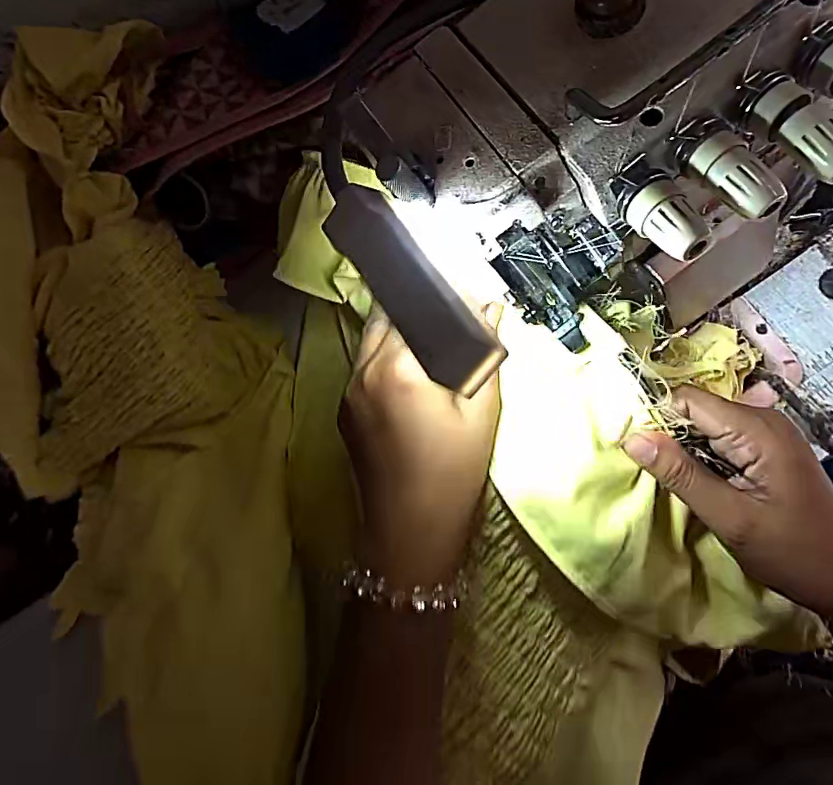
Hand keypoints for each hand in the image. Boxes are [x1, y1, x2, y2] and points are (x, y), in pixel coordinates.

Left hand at [342, 300, 505, 585]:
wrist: (411, 534)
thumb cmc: (454, 472)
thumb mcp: (481, 410)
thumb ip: (483, 352)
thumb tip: (489, 308)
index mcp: (396, 368)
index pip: (418, 309)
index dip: (445, 298)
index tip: (469, 298)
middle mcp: (362, 371)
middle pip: (388, 316)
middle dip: (421, 311)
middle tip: (455, 320)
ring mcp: (347, 391)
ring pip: (372, 337)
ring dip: (401, 331)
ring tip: (436, 346)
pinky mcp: (344, 410)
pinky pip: (365, 364)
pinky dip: (388, 355)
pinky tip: (416, 373)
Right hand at [618, 386, 832, 616]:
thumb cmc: (796, 553)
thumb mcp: (732, 519)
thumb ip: (682, 476)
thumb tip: (633, 438)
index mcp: (757, 428)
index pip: (689, 401)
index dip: (658, 420)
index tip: (638, 452)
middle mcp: (763, 418)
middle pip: (698, 410)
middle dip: (672, 437)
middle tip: (658, 476)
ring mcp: (769, 431)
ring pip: (708, 425)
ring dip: (689, 450)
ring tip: (680, 483)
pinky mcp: (770, 447)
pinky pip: (725, 438)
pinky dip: (707, 458)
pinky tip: (706, 485)